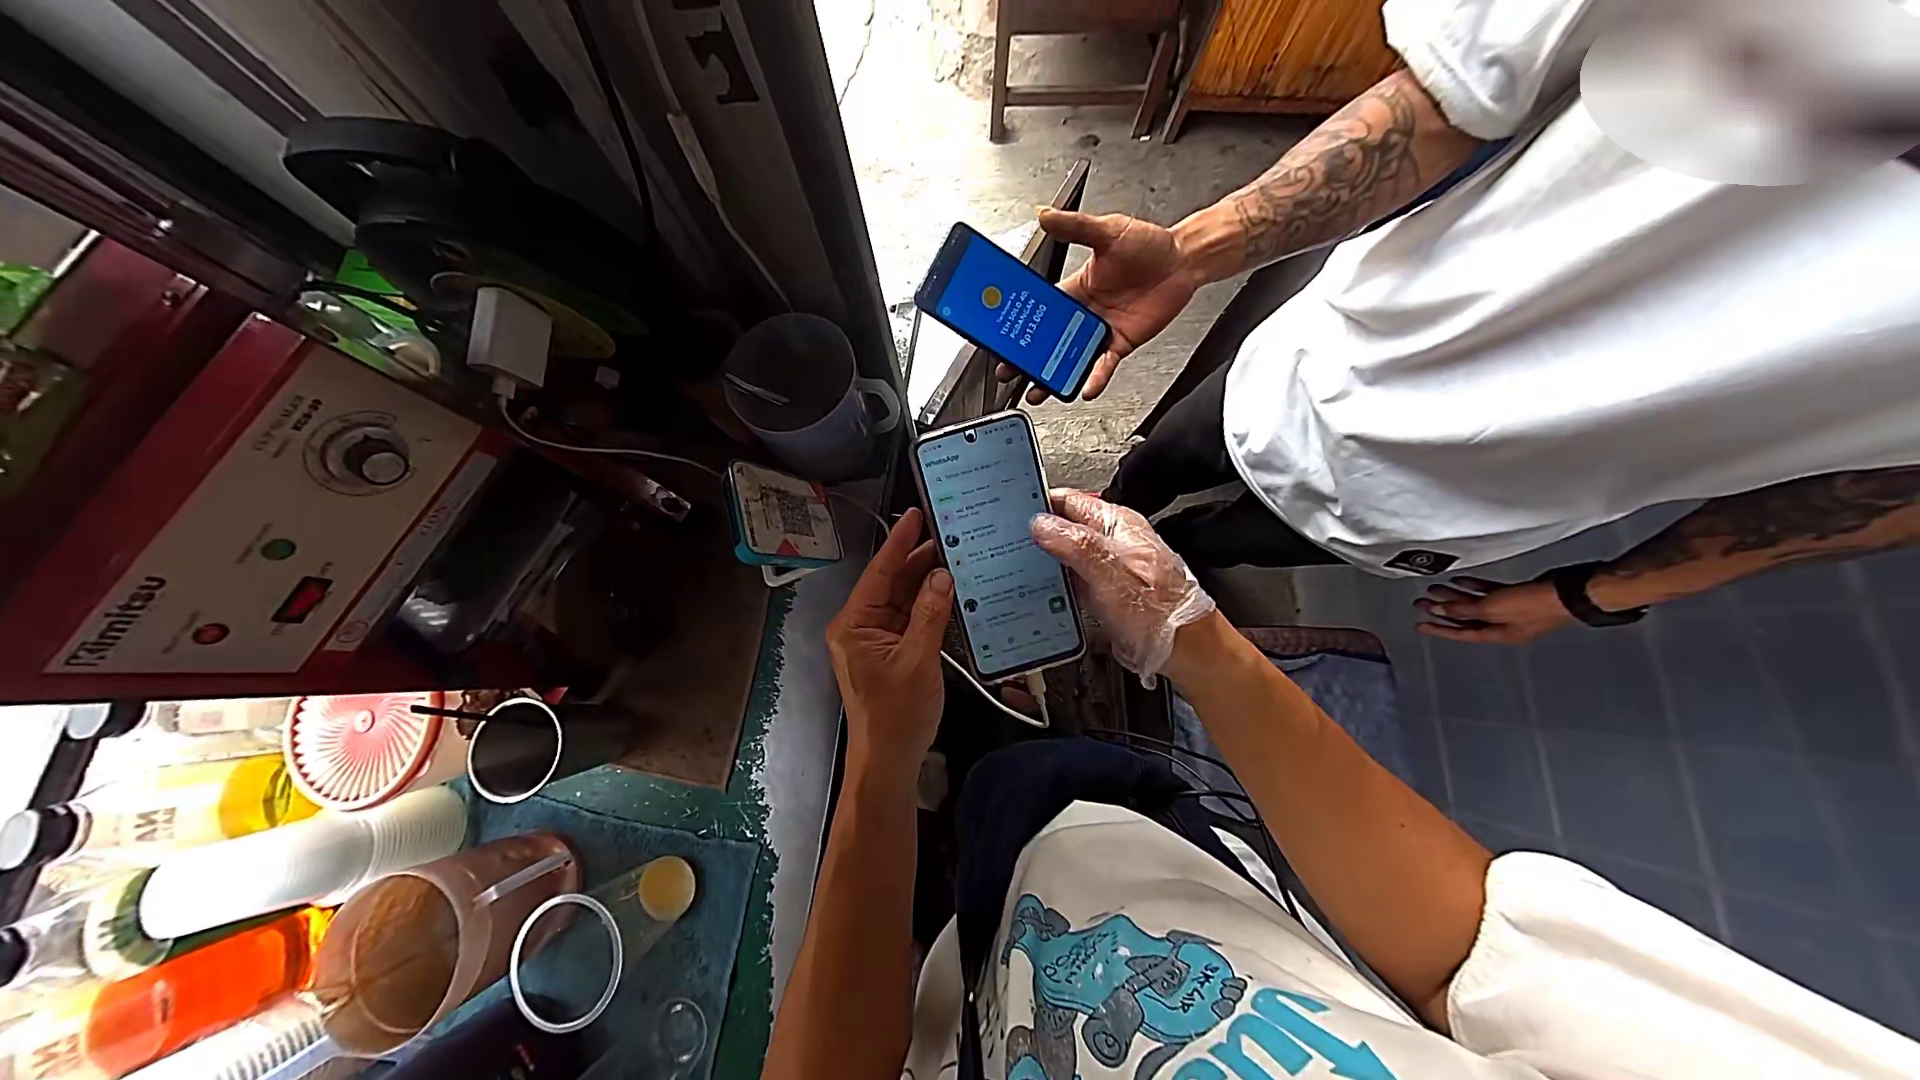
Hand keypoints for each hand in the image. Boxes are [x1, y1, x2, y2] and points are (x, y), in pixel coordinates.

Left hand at [827, 508, 953, 778]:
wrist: (890, 759)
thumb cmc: (894, 716)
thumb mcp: (917, 660)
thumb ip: (930, 615)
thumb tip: (942, 577)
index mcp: (853, 625)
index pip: (878, 573)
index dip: (898, 543)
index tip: (913, 517)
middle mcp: (861, 626)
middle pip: (891, 583)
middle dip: (917, 560)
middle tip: (945, 533)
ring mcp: (877, 638)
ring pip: (903, 598)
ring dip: (927, 581)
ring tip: (953, 555)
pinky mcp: (892, 649)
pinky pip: (911, 617)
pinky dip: (930, 604)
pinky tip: (950, 589)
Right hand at [997, 208, 1205, 403]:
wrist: (1183, 260)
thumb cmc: (1147, 245)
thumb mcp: (1107, 230)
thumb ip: (1076, 227)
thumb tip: (1045, 216)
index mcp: (1073, 289)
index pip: (1039, 310)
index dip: (1019, 323)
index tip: (1002, 333)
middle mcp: (1082, 314)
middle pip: (1047, 341)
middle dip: (1026, 358)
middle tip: (1008, 370)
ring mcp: (1099, 331)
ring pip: (1070, 359)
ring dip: (1052, 376)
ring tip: (1037, 389)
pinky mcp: (1119, 344)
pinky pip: (1103, 365)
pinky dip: (1094, 378)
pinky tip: (1084, 388)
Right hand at [1029, 489, 1215, 681]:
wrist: (1184, 651)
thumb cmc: (1161, 613)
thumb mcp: (1111, 575)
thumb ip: (1075, 545)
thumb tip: (1041, 523)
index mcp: (1116, 524)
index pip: (1068, 501)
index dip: (1039, 503)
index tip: (1012, 511)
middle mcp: (1111, 542)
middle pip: (1063, 528)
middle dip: (1037, 534)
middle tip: (1008, 542)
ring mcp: (1106, 568)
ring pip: (1064, 555)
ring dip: (1044, 561)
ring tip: (1017, 566)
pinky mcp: (1102, 592)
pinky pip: (1070, 580)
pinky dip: (1055, 584)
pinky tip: (1040, 590)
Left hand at [1414, 577, 1574, 644]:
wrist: (1574, 591)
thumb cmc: (1533, 605)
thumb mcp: (1492, 609)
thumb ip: (1462, 610)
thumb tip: (1437, 611)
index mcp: (1500, 635)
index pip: (1463, 634)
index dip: (1440, 630)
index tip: (1419, 625)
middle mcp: (1506, 624)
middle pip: (1467, 618)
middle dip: (1443, 610)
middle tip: (1421, 602)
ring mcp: (1514, 609)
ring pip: (1476, 603)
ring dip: (1455, 596)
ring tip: (1434, 587)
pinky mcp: (1520, 593)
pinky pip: (1490, 591)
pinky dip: (1474, 586)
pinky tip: (1459, 580)